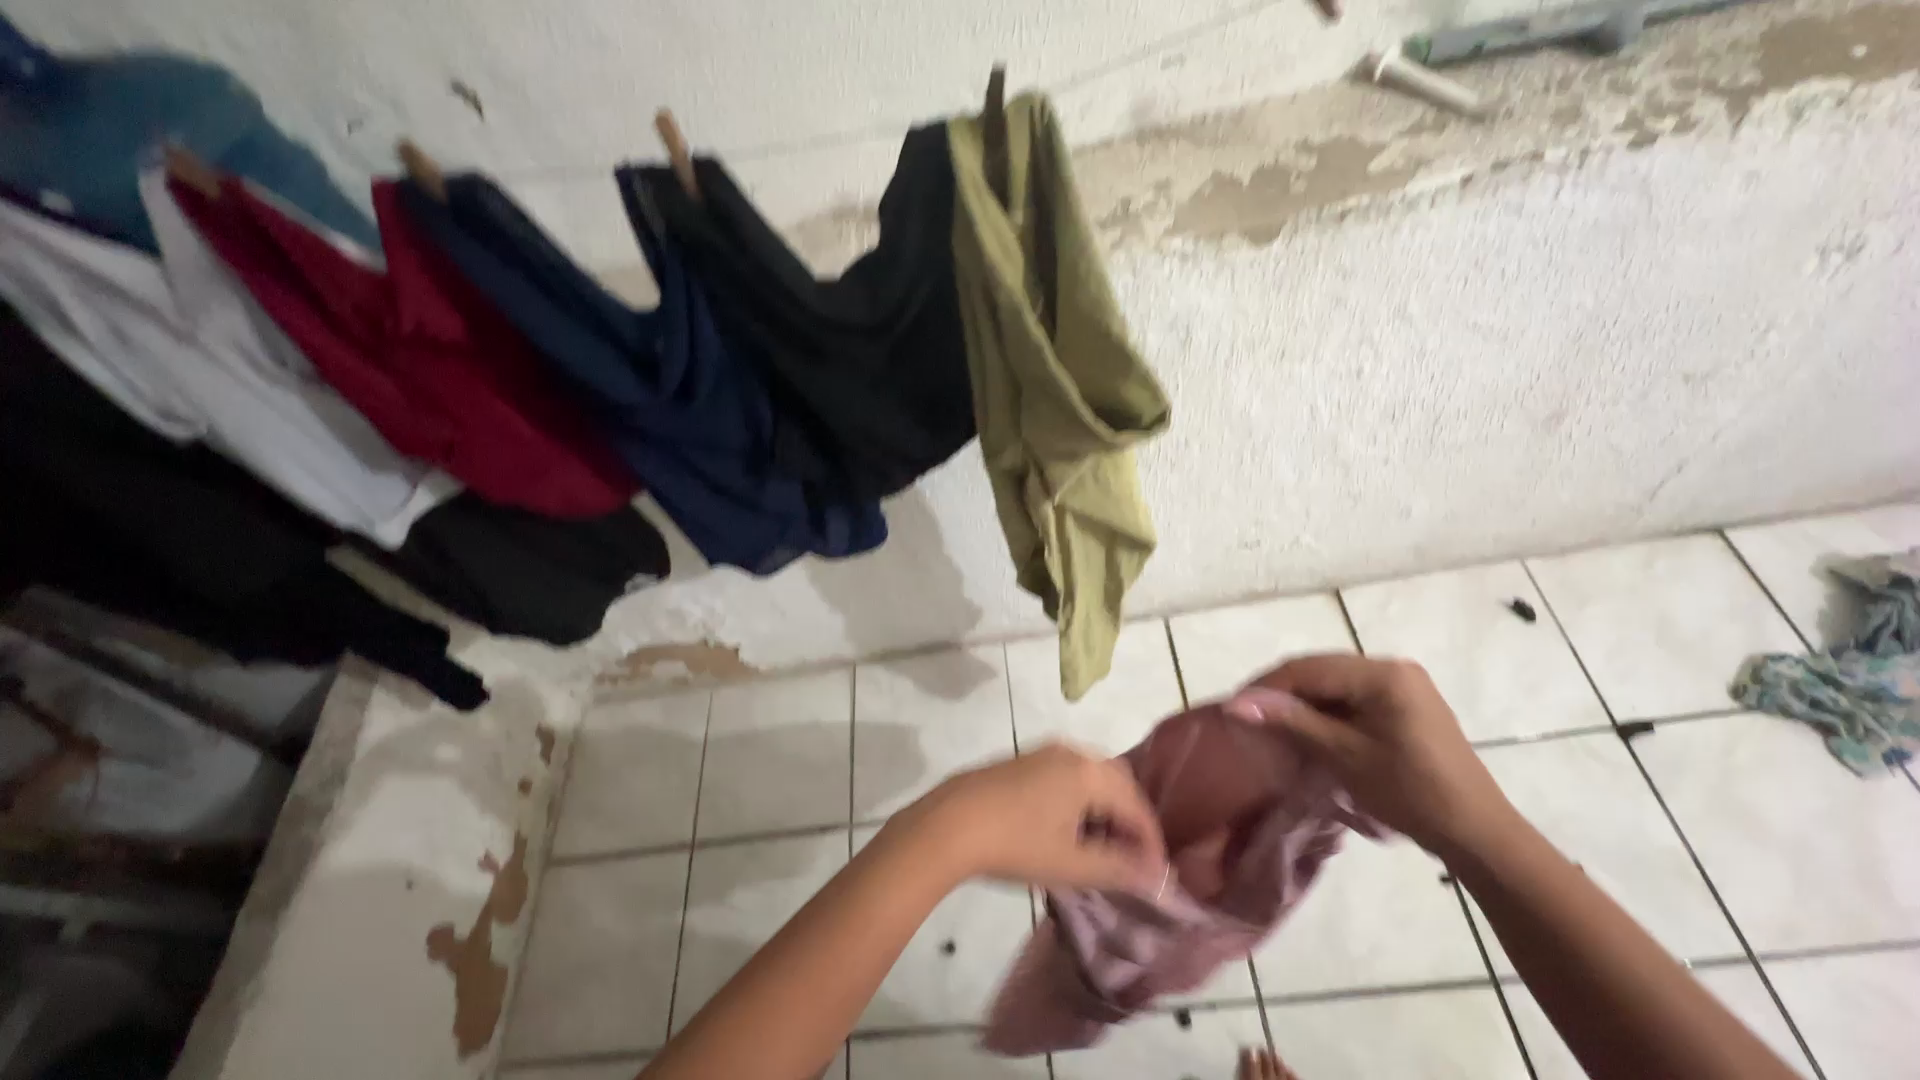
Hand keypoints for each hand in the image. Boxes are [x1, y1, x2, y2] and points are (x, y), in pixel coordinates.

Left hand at [910, 742, 1167, 892]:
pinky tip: (1069, 831)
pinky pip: (1068, 777)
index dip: (1151, 843)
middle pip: (1118, 783)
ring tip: (1102, 850)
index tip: (1156, 878)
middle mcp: (1072, 752)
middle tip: (1133, 859)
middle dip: (1130, 821)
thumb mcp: (1071, 865)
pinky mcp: (1022, 761)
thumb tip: (1154, 875)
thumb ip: (1118, 869)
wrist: (947, 823)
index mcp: (1089, 772)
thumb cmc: (1015, 845)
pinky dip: (1081, 802)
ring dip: (1105, 811)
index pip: (1137, 806)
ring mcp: (1044, 753)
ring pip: (1092, 778)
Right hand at [1224, 654, 1517, 859]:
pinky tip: (1305, 733)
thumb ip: (1292, 722)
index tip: (1232, 710)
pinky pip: (1352, 699)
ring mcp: (1402, 687)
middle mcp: (1392, 669)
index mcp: (1382, 674)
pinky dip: (1324, 714)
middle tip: (1247, 719)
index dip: (1266, 686)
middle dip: (1281, 693)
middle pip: (1320, 672)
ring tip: (1269, 727)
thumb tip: (1237, 704)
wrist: (1475, 831)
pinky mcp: (1404, 707)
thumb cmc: (1410, 792)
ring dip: (1301, 704)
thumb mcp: (1344, 755)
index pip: (1308, 668)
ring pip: (1333, 685)